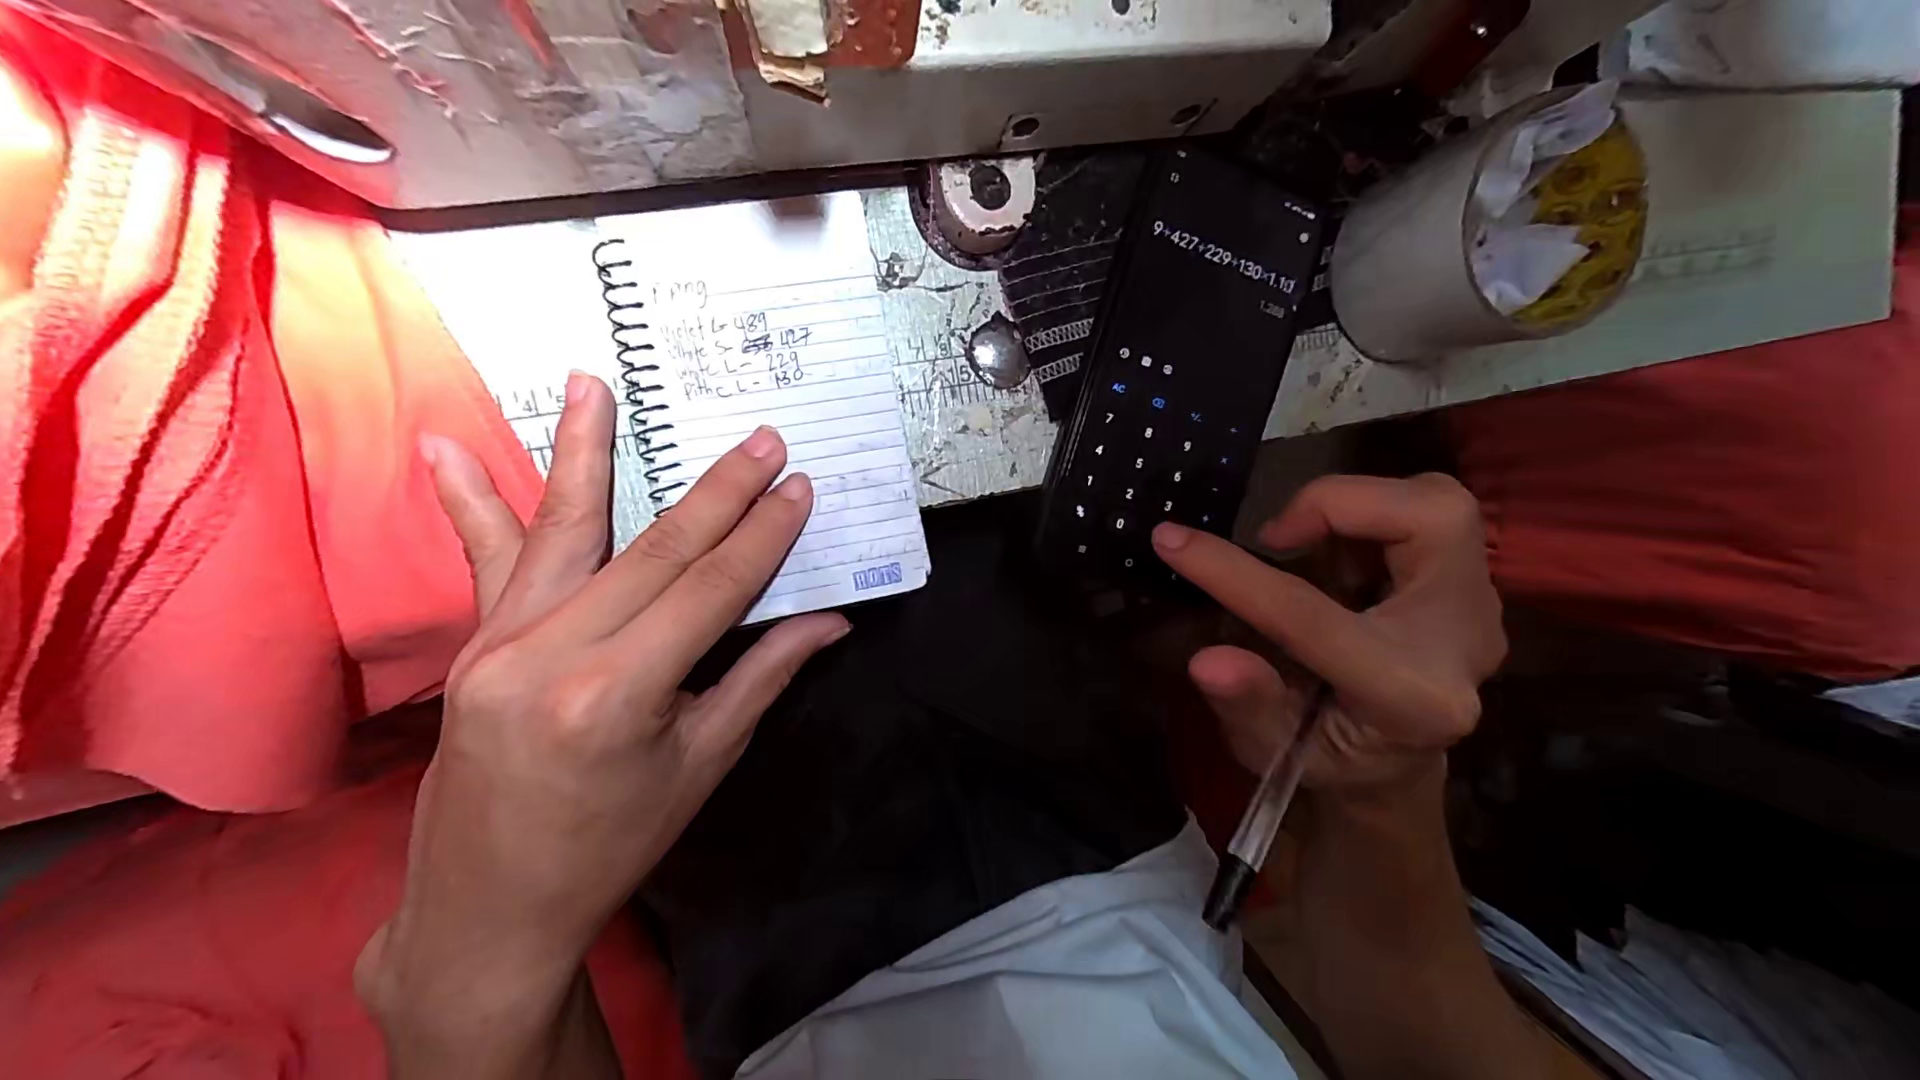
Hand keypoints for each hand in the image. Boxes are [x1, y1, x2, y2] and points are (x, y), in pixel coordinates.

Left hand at [357, 372, 846, 1046]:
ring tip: (591, 381)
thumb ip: (762, 676)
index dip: (762, 535)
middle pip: (654, 551)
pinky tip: (442, 449)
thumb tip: (831, 622)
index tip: (797, 486)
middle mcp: (550, 654)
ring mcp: (501, 643)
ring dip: (584, 451)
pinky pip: (490, 562)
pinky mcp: (476, 644)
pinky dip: (474, 503)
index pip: (710, 589)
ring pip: (562, 529)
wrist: (492, 908)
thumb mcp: (703, 762)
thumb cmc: (615, 842)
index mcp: (617, 695)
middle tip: (758, 439)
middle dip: (717, 491)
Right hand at [1151, 474, 1504, 793]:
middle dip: (1338, 503)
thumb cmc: (1326, 758)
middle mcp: (1460, 643)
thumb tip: (1205, 660)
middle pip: (1432, 519)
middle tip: (1276, 537)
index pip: (1312, 616)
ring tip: (1301, 545)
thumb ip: (1245, 705)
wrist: (1393, 760)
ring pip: (1436, 502)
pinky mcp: (1468, 585)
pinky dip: (1366, 515)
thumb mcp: (1269, 750)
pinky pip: (1425, 515)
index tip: (1170, 539)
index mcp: (1406, 697)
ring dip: (1353, 505)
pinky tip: (1330, 555)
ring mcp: (1474, 609)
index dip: (1232, 573)